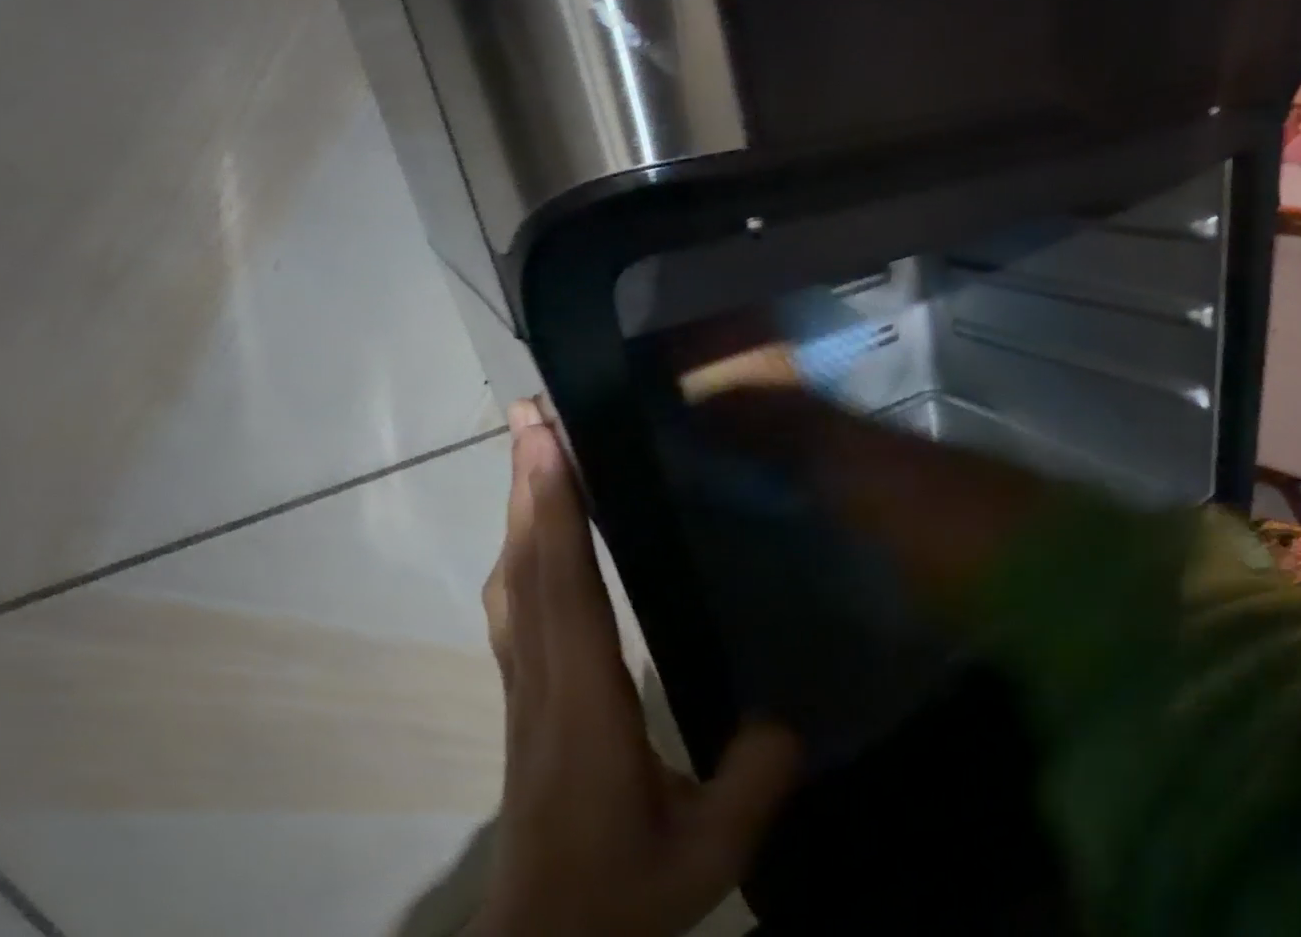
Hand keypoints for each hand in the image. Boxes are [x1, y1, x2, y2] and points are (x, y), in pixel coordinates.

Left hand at [475, 400, 800, 936]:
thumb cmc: (622, 894)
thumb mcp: (712, 852)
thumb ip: (756, 777)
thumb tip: (789, 709)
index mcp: (584, 709)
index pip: (565, 595)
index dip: (555, 515)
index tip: (549, 441)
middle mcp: (544, 685)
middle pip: (525, 572)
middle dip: (526, 487)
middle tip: (532, 412)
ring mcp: (527, 693)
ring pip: (511, 588)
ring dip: (519, 515)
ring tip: (533, 452)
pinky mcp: (526, 702)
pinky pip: (515, 611)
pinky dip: (523, 556)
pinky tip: (540, 536)